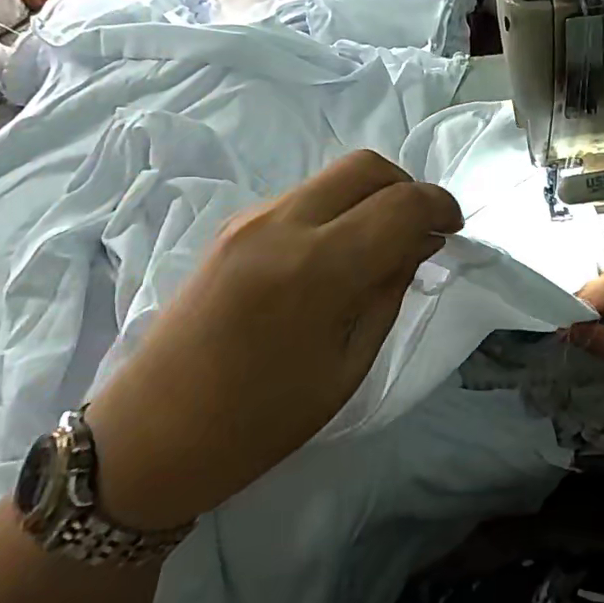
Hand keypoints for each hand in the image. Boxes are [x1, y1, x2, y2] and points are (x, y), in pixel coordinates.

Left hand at [84, 151, 462, 530]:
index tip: (453, 230)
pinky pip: (303, 197)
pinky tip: (341, 253)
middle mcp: (281, 225)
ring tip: (384, 245)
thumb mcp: (348, 365)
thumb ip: (389, 292)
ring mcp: (249, 221)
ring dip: (371, 197)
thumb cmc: (261, 421)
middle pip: (366, 167)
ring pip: (333, 177)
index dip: (440, 207)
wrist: (150, 436)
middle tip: (422, 230)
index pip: (400, 204)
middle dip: (408, 188)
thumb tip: (420, 243)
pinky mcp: (231, 227)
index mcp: (316, 268)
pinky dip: (338, 210)